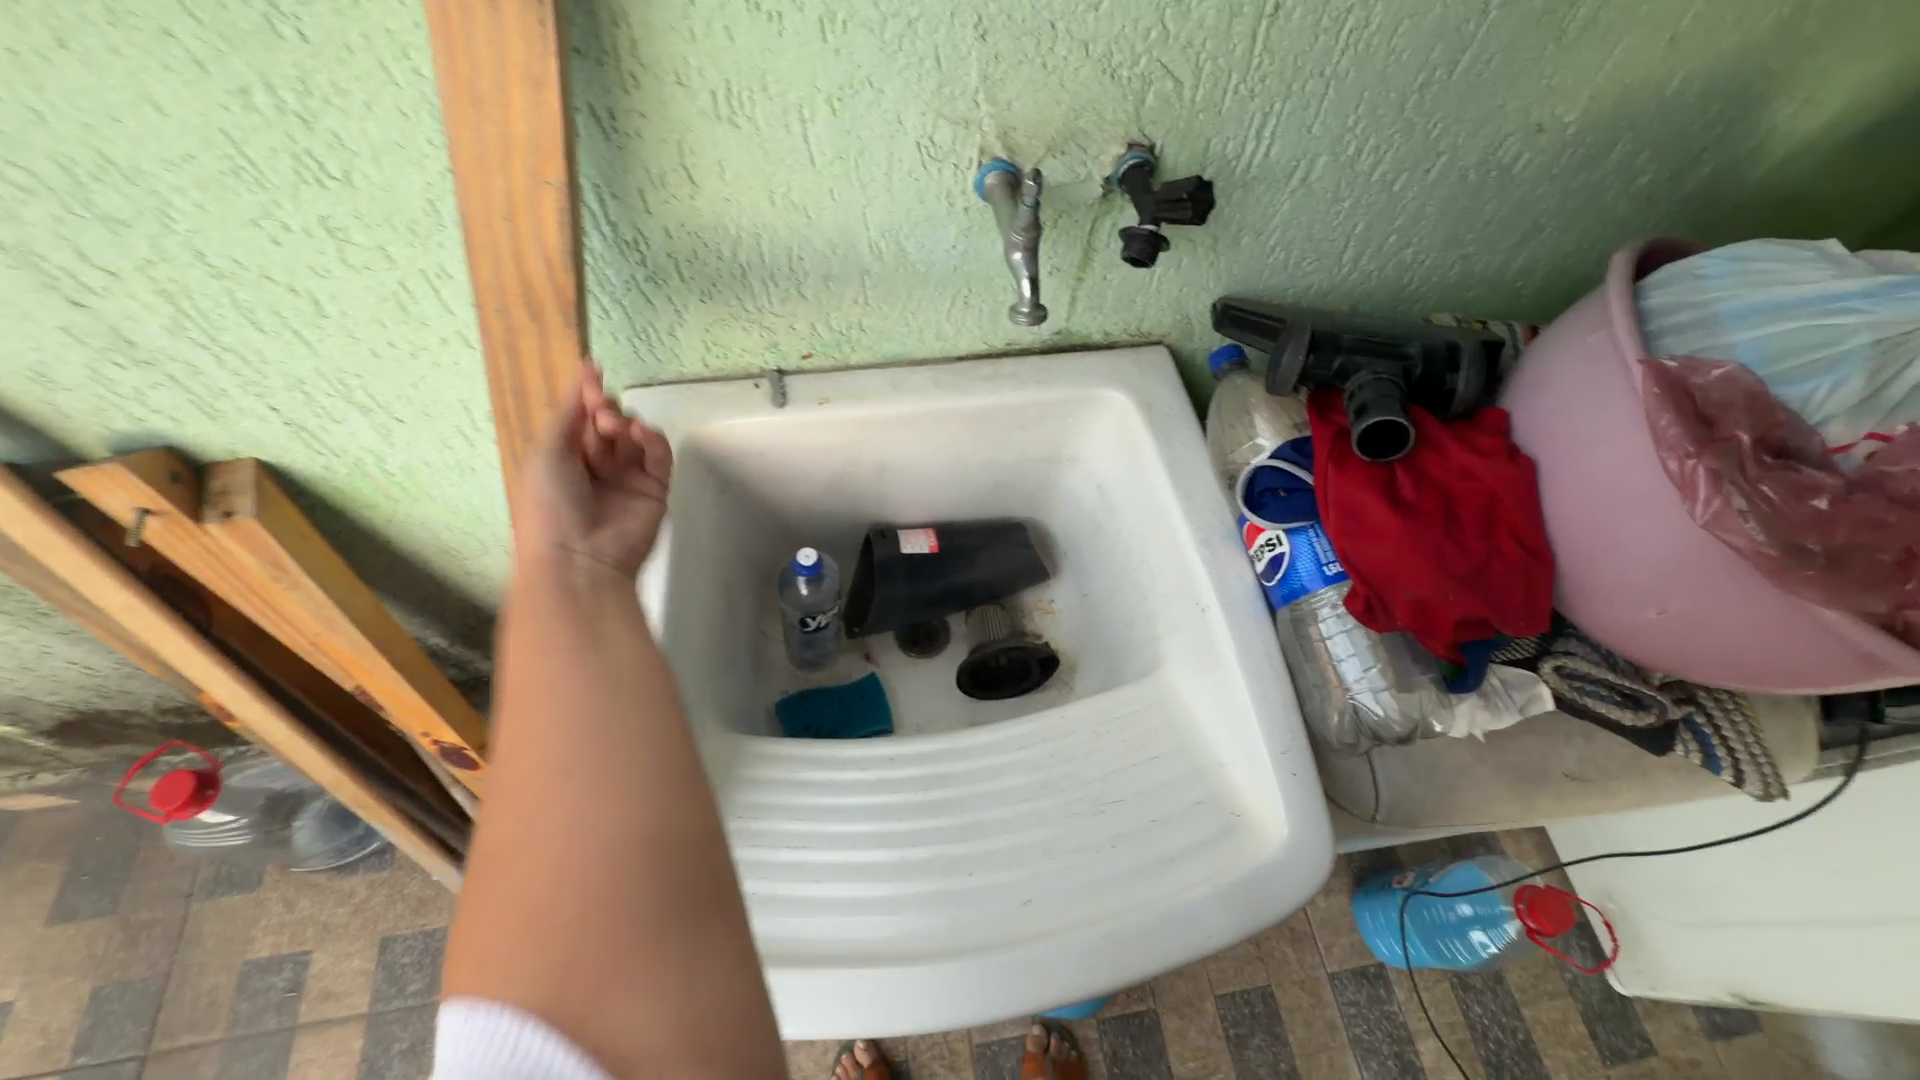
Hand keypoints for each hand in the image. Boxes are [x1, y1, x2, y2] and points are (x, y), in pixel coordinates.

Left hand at [516, 363, 673, 580]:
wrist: (579, 558)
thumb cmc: (549, 505)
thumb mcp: (546, 452)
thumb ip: (569, 412)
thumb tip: (584, 371)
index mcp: (564, 458)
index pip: (582, 416)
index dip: (587, 393)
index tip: (592, 370)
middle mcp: (597, 466)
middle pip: (609, 421)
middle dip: (605, 409)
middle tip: (601, 413)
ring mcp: (628, 478)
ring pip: (636, 435)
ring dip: (626, 423)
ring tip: (616, 430)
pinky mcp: (655, 489)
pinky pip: (659, 455)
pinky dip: (652, 440)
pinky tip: (640, 436)